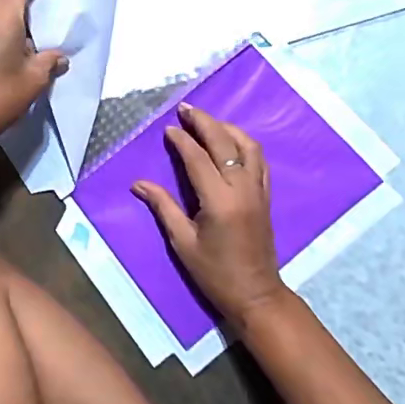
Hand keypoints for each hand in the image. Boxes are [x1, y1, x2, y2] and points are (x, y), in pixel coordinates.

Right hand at [132, 104, 286, 326]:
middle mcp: (241, 188)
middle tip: (185, 109)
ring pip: (247, 145)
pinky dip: (244, 142)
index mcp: (219, 201)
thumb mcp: (183, 243)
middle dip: (204, 122)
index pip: (198, 158)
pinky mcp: (266, 194)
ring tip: (207, 121)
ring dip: (227, 128)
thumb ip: (164, 207)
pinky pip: (258, 158)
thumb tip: (138, 184)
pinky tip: (230, 140)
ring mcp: (258, 189)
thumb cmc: (215, 273)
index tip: (168, 128)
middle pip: (224, 142)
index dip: (182, 140)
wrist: (256, 294)